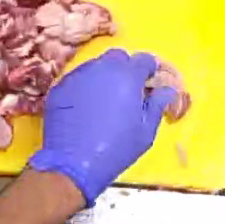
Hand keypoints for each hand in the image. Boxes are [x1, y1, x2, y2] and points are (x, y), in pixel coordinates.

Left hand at [27, 49, 175, 204]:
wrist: (72, 165)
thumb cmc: (116, 150)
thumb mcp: (146, 132)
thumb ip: (157, 106)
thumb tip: (166, 90)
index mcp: (127, 75)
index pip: (144, 59)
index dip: (149, 71)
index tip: (148, 84)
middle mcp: (101, 68)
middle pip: (117, 58)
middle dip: (124, 69)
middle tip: (125, 92)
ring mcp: (77, 77)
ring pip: (94, 67)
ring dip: (102, 78)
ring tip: (103, 102)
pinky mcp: (58, 89)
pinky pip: (76, 82)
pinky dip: (83, 89)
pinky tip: (83, 109)